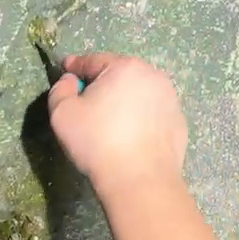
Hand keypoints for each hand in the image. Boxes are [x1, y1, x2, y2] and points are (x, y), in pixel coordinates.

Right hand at [45, 52, 189, 198]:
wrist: (140, 179)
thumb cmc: (98, 142)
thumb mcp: (62, 114)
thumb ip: (60, 89)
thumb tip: (71, 81)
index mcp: (124, 67)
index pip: (94, 60)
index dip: (76, 66)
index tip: (66, 70)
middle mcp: (153, 76)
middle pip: (119, 75)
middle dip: (103, 84)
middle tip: (88, 103)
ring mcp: (170, 99)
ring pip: (138, 94)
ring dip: (123, 101)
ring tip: (111, 123)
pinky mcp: (178, 122)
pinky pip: (152, 114)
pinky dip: (140, 120)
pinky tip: (130, 138)